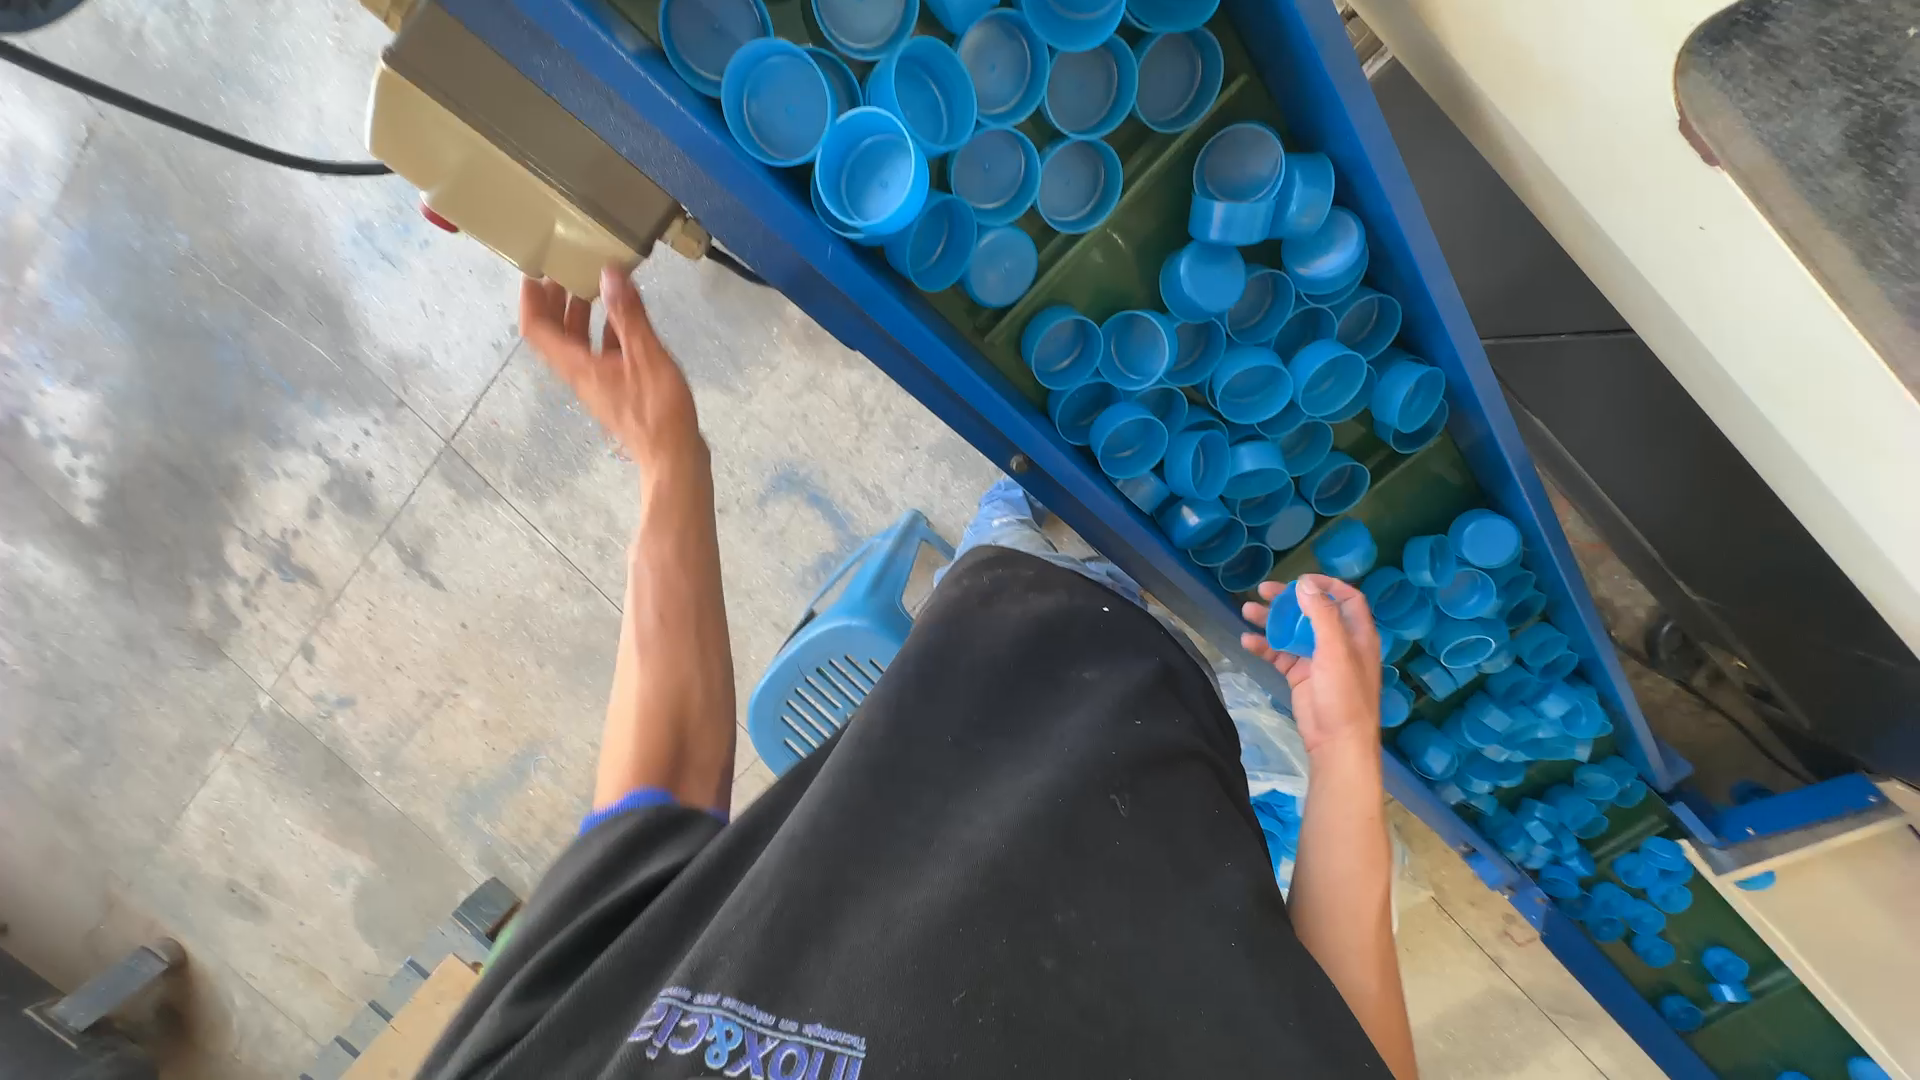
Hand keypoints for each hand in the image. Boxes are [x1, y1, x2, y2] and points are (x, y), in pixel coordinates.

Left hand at [519, 265, 704, 465]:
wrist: (673, 457)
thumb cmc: (658, 411)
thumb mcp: (647, 357)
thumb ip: (629, 316)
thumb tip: (609, 273)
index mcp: (578, 366)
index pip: (537, 328)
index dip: (531, 298)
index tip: (537, 270)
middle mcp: (581, 375)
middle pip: (555, 334)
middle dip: (555, 301)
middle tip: (566, 271)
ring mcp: (599, 385)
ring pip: (578, 344)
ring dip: (580, 315)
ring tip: (594, 287)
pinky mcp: (618, 392)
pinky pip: (601, 355)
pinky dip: (605, 333)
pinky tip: (624, 320)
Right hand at [1240, 574, 1381, 757]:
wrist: (1335, 740)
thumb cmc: (1343, 694)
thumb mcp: (1335, 650)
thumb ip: (1320, 615)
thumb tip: (1303, 584)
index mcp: (1357, 635)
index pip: (1347, 599)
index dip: (1327, 585)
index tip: (1300, 580)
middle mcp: (1338, 643)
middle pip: (1312, 612)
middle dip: (1288, 600)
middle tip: (1263, 590)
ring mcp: (1317, 658)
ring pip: (1291, 631)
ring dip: (1270, 620)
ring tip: (1247, 610)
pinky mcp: (1300, 674)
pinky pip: (1279, 653)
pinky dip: (1264, 646)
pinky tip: (1247, 641)